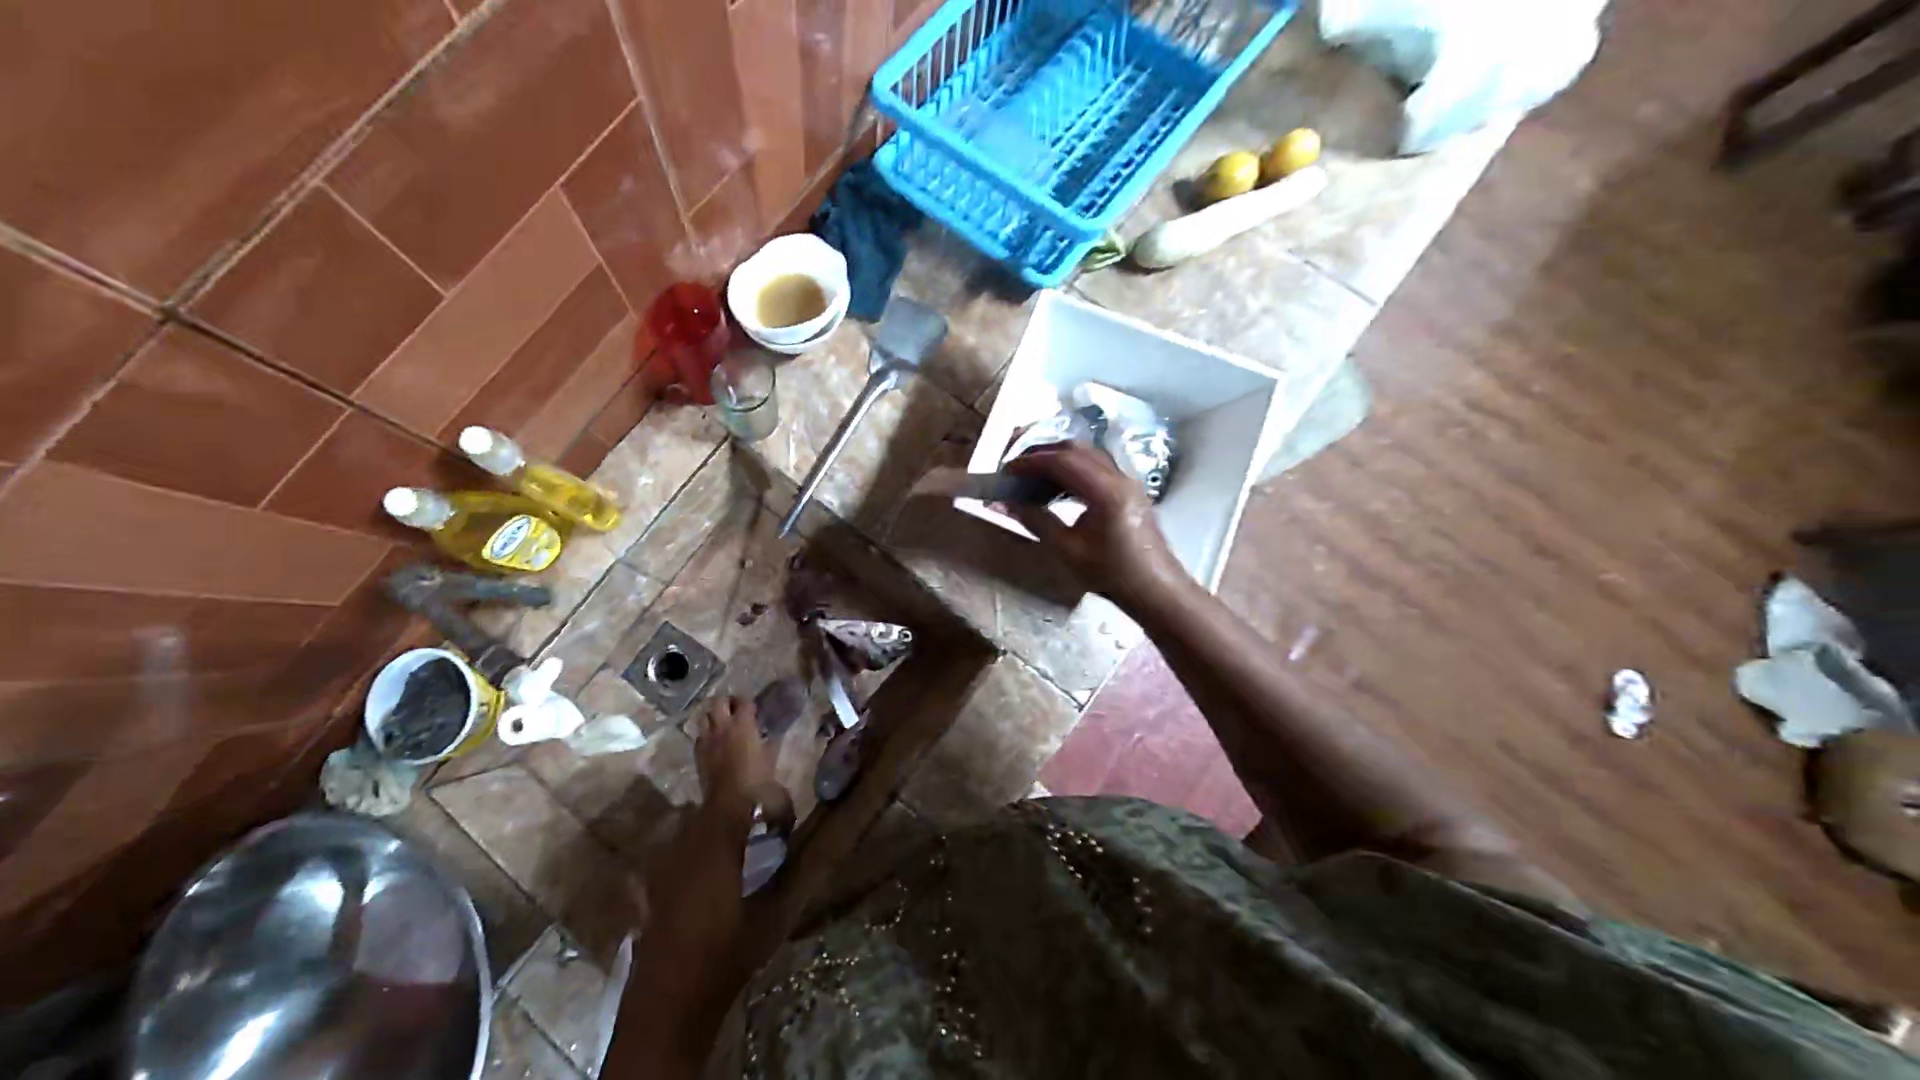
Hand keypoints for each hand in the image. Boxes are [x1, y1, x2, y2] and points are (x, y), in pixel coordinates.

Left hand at [690, 696, 773, 808]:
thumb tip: (773, 733)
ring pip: (704, 716)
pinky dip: (706, 734)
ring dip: (713, 716)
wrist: (731, 802)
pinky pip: (699, 736)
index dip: (749, 703)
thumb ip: (771, 741)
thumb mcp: (771, 757)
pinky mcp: (698, 754)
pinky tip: (714, 742)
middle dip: (727, 702)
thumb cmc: (757, 778)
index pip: (744, 702)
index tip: (754, 709)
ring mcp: (707, 740)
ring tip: (722, 723)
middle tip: (735, 709)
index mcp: (742, 724)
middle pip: (718, 702)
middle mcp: (722, 726)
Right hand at [1004, 441, 1188, 607]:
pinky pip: (1097, 467)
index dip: (1031, 462)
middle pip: (1076, 449)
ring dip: (1058, 460)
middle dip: (1043, 454)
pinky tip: (1057, 489)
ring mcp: (1128, 481)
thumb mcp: (1067, 550)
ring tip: (1033, 478)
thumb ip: (1037, 521)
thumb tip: (1005, 503)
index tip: (1007, 471)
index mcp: (1106, 491)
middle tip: (1017, 469)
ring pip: (1088, 455)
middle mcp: (1120, 477)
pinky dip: (1073, 470)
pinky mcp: (1129, 490)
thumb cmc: (1112, 574)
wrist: (1155, 590)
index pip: (1063, 460)